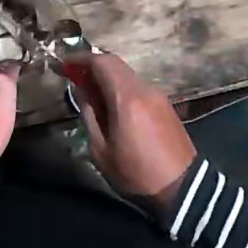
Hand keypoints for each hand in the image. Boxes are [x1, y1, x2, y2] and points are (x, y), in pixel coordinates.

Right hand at [66, 52, 196, 210]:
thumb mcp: (100, 150)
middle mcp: (144, 89)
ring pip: (127, 75)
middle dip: (92, 65)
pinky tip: (111, 103)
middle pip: (116, 64)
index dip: (80, 59)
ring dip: (106, 77)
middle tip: (73, 75)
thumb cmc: (136, 173)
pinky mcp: (166, 106)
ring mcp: (158, 96)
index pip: (102, 62)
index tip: (64, 64)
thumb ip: (89, 115)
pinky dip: (120, 87)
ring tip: (89, 92)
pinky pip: (137, 87)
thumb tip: (82, 91)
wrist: (184, 189)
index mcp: (126, 98)